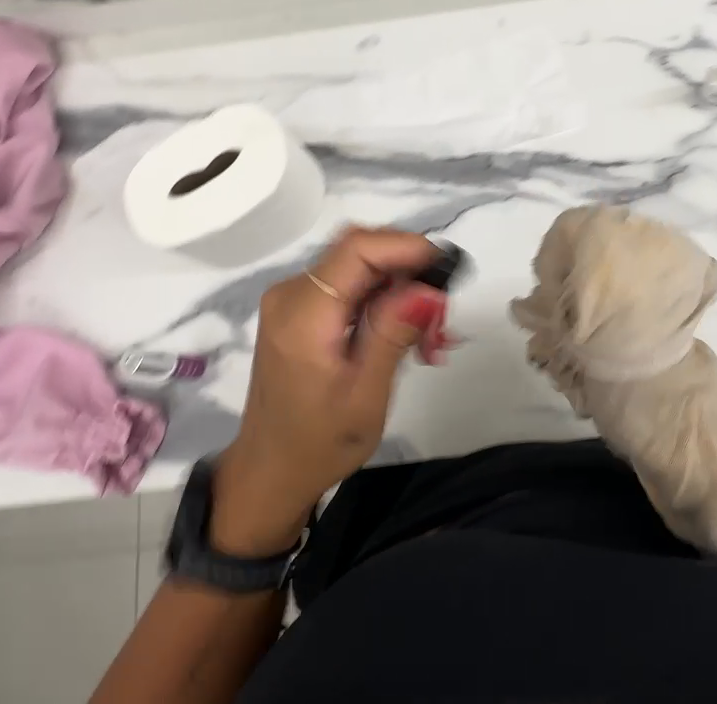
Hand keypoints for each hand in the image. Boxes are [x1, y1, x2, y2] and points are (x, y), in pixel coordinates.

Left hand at [211, 226, 447, 556]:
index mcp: (303, 315)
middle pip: (359, 251)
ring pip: (358, 266)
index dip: (405, 246)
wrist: (270, 471)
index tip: (446, 269)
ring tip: (430, 336)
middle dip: (409, 271)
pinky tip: (406, 334)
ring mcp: (291, 299)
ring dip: (400, 288)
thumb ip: (393, 335)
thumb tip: (428, 289)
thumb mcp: (366, 396)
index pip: (357, 249)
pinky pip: (348, 285)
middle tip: (441, 318)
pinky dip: (382, 299)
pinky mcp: (298, 309)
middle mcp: (291, 294)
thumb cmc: (319, 443)